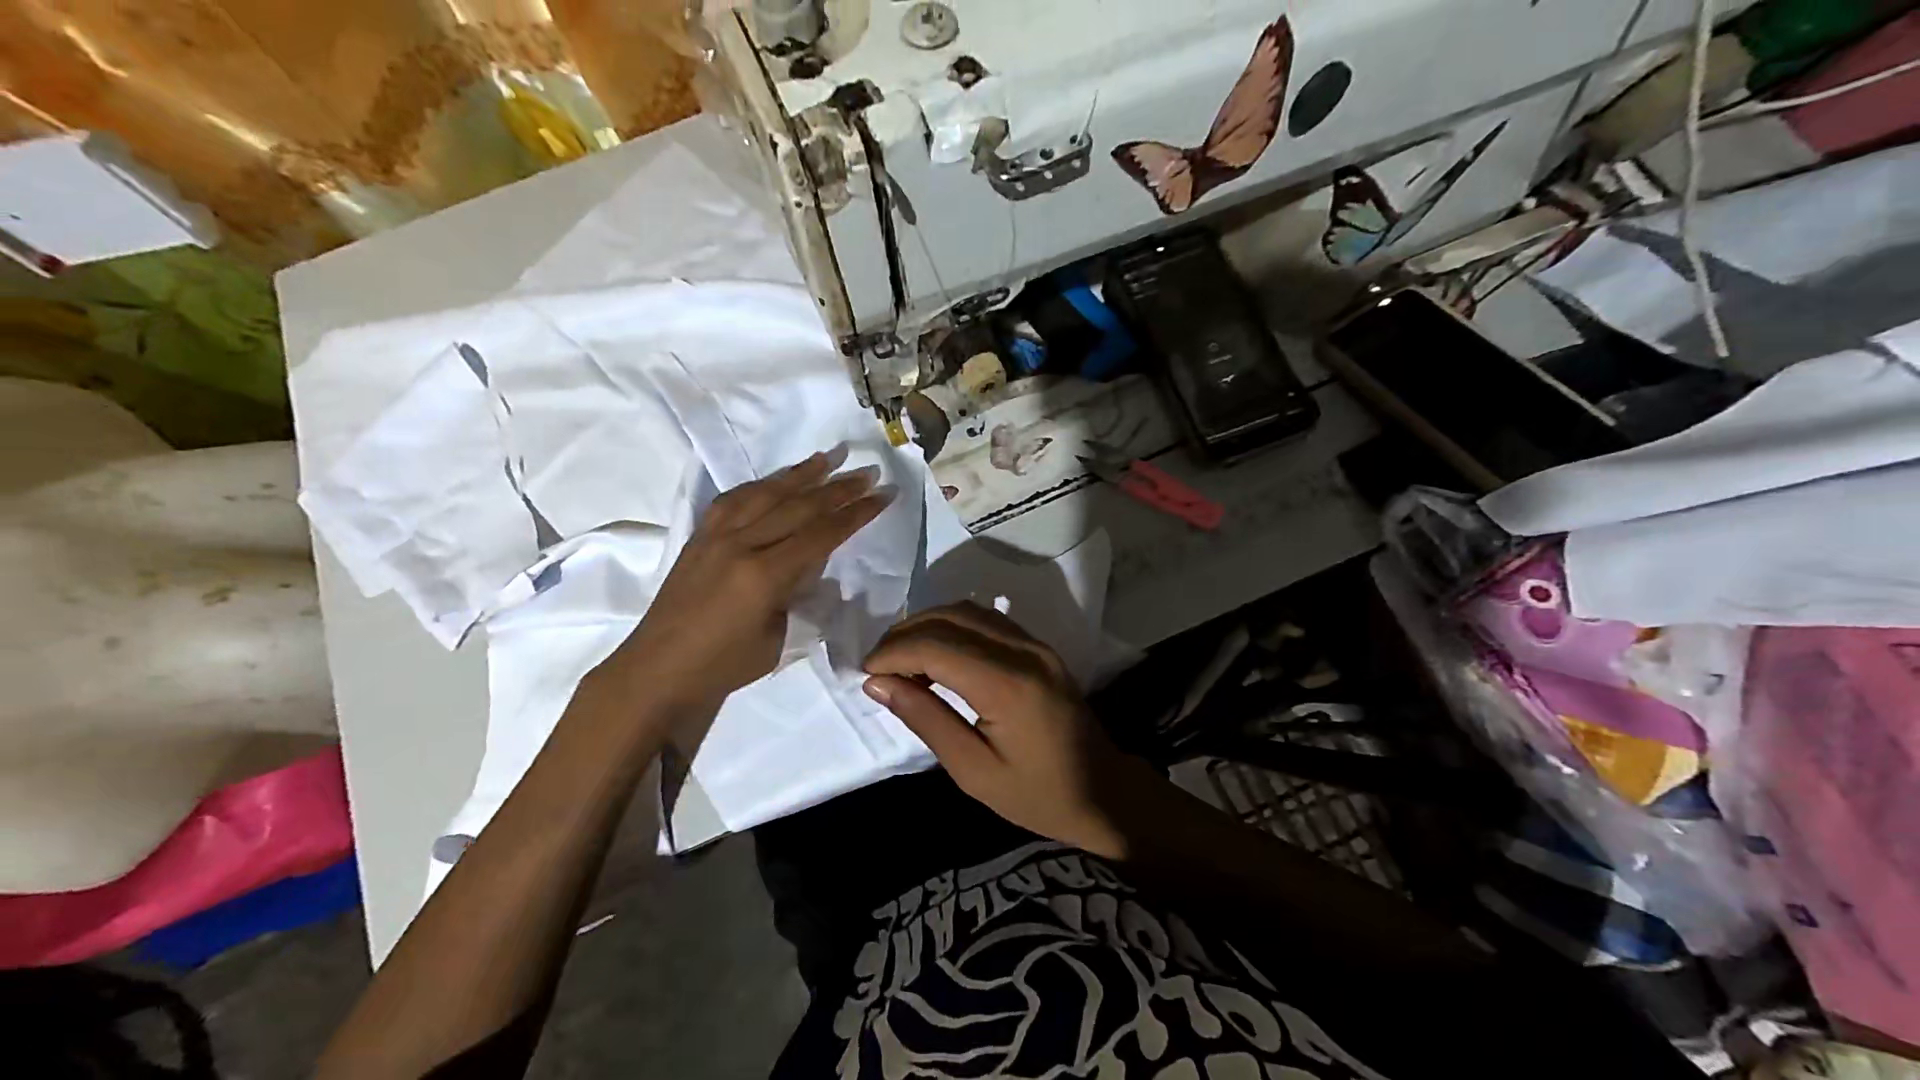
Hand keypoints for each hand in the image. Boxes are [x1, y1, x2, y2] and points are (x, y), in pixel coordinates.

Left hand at [598, 450, 892, 715]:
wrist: (658, 671)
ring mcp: (715, 537)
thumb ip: (794, 592)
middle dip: (838, 487)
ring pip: (765, 493)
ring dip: (800, 474)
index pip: (822, 533)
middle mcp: (740, 545)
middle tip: (867, 472)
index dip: (856, 513)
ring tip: (829, 458)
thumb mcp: (777, 636)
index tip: (884, 494)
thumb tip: (807, 563)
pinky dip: (761, 485)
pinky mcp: (699, 537)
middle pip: (798, 506)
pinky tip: (776, 479)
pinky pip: (733, 500)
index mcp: (764, 575)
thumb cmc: (725, 666)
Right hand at [861, 603, 1161, 858]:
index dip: (894, 652)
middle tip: (878, 666)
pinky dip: (953, 627)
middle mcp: (1024, 651)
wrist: (1104, 793)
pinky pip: (987, 620)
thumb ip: (926, 720)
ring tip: (901, 660)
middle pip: (950, 617)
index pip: (936, 646)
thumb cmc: (1037, 795)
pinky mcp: (1040, 647)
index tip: (866, 673)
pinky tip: (937, 654)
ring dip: (928, 626)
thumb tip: (877, 683)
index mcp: (1008, 685)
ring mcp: (1036, 644)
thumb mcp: (973, 772)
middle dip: (905, 634)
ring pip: (968, 611)